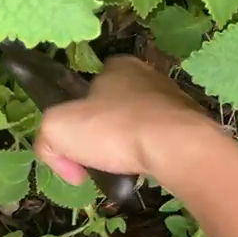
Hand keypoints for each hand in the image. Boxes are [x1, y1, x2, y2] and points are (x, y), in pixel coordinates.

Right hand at [34, 56, 218, 183]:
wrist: (178, 148)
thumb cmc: (114, 129)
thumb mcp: (57, 128)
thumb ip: (46, 140)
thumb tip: (63, 162)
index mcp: (117, 66)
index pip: (87, 89)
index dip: (74, 118)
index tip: (74, 147)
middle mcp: (148, 76)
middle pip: (111, 110)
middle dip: (100, 136)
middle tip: (94, 162)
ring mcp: (173, 100)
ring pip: (137, 126)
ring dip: (126, 148)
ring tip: (122, 170)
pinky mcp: (191, 126)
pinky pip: (161, 142)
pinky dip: (150, 156)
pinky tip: (146, 170)